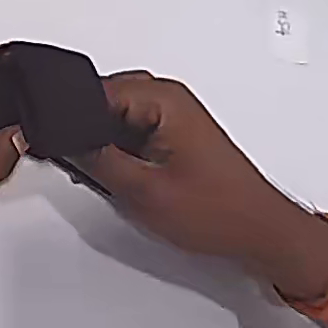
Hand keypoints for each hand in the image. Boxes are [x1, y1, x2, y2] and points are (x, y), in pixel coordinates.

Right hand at [81, 72, 327, 300]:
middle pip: (99, 98)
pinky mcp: (168, 129)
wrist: (266, 237)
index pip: (92, 90)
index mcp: (162, 98)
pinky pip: (125, 126)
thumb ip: (94, 159)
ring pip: (110, 113)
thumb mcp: (142, 191)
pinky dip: (115, 146)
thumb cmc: (223, 213)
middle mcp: (166, 97)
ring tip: (109, 169)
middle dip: (86, 127)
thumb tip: (63, 139)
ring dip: (101, 138)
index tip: (62, 139)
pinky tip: (119, 172)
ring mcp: (169, 113)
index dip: (71, 116)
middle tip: (85, 159)